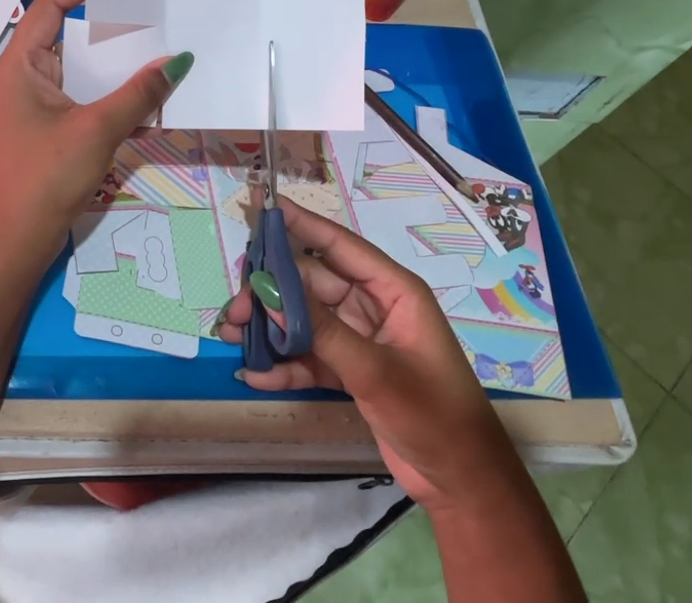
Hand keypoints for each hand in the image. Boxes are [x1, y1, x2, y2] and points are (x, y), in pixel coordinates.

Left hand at [0, 0, 190, 265]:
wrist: (21, 235)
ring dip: (116, 59)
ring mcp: (41, 101)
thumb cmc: (47, 175)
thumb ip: (138, 94)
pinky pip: (89, 93)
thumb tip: (178, 61)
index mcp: (22, 64)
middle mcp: (28, 75)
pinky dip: (115, 89)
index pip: (51, 5)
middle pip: (69, 32)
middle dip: (109, 20)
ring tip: (158, 41)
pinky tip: (148, 91)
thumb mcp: (97, 129)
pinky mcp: (55, 124)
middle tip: (151, 5)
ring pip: (83, 66)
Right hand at [219, 197, 492, 511]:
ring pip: (304, 320)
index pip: (340, 246)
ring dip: (269, 329)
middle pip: (311, 285)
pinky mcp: (349, 370)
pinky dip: (283, 364)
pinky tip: (256, 375)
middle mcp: (373, 307)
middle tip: (235, 307)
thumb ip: (321, 331)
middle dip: (271, 293)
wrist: (461, 480)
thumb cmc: (433, 414)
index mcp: (393, 291)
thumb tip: (270, 293)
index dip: (301, 225)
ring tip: (230, 337)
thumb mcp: (375, 370)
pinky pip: (308, 356)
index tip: (262, 210)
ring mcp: (359, 339)